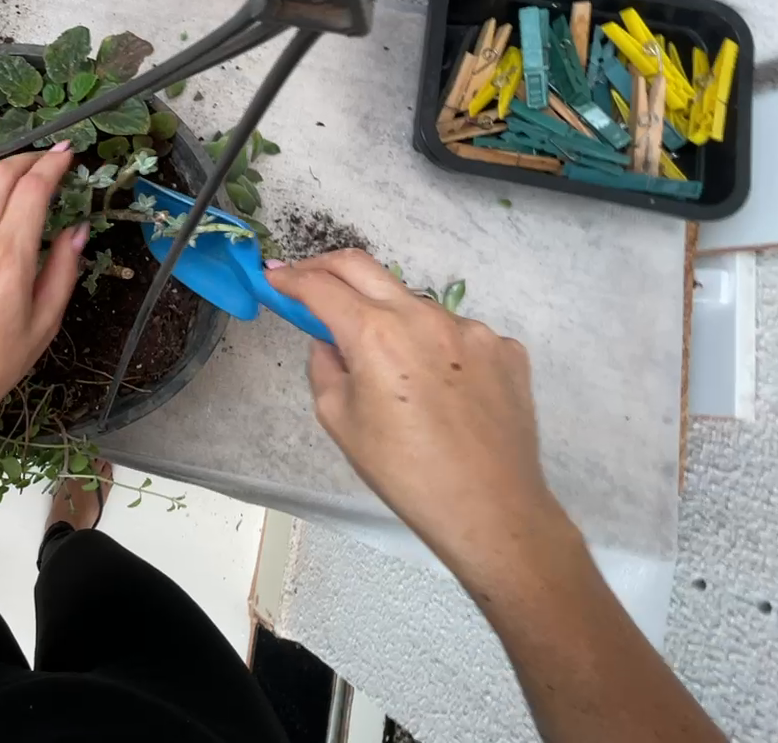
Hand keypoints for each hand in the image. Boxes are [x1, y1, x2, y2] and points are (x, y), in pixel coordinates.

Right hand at [267, 250, 567, 578]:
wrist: (491, 511)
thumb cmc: (401, 469)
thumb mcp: (336, 416)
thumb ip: (324, 364)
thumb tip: (331, 340)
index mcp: (374, 333)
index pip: (319, 287)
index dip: (289, 278)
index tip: (272, 277)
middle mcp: (423, 316)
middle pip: (361, 266)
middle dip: (323, 266)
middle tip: (304, 279)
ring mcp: (471, 329)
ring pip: (411, 303)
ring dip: (384, 314)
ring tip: (384, 360)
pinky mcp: (505, 349)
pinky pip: (454, 331)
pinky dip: (431, 343)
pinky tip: (435, 383)